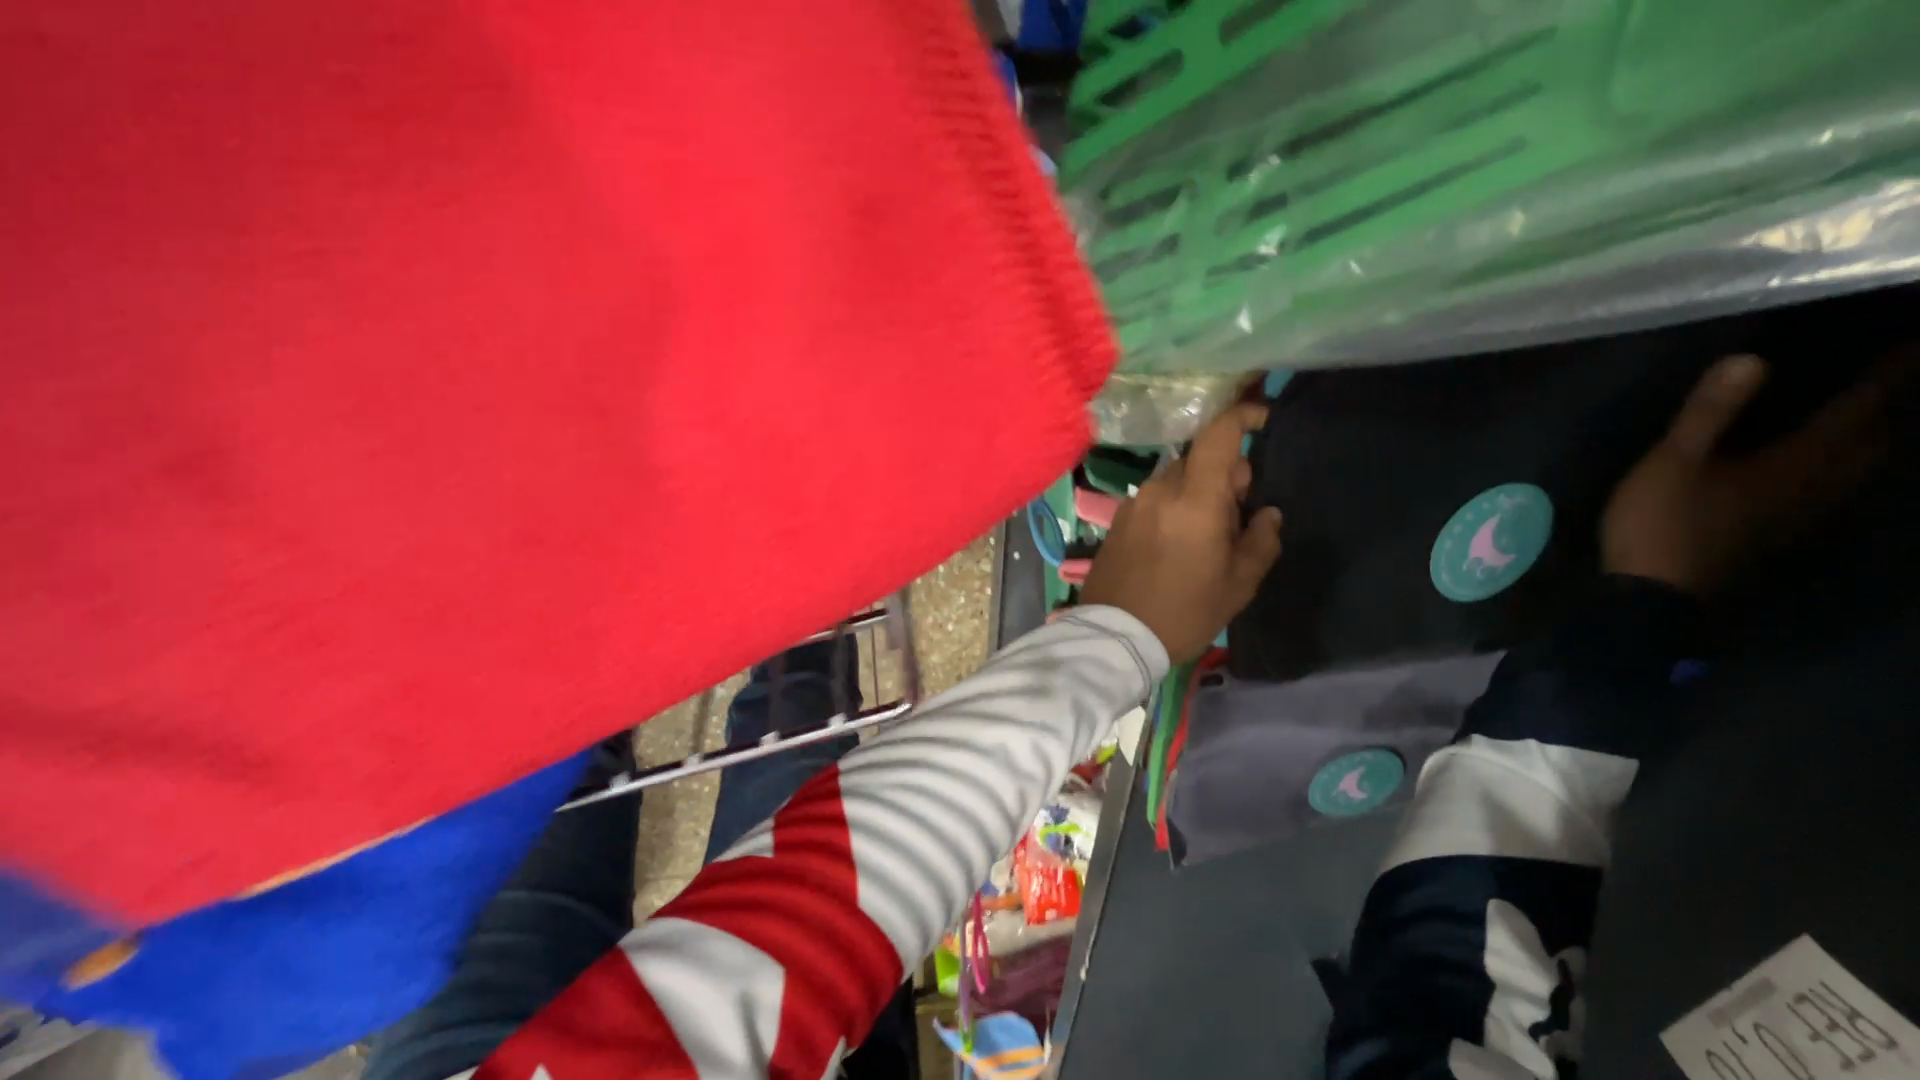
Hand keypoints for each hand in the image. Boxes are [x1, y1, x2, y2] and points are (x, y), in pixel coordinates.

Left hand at [1080, 403, 1284, 661]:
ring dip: (1198, 493)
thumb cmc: (1184, 613)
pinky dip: (1174, 506)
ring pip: (1176, 479)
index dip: (1243, 416)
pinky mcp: (1117, 519)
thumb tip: (1267, 513)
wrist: (1114, 638)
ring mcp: (1134, 503)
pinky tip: (1179, 544)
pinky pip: (1156, 498)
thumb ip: (1261, 541)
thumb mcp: (1238, 585)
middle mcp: (1160, 489)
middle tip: (1240, 515)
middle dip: (1225, 475)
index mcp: (1194, 499)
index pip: (1218, 434)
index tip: (1263, 420)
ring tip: (1208, 537)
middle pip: (1199, 459)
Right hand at [1603, 353, 1897, 594]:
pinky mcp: (1779, 535)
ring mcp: (1799, 518)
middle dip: (1887, 408)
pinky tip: (1822, 468)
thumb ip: (1709, 413)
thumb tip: (1751, 358)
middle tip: (1891, 378)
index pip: (1858, 411)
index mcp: (1795, 465)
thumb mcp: (1672, 462)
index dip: (1890, 375)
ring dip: (1870, 441)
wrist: (1652, 595)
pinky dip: (1841, 469)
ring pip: (1858, 472)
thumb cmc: (1661, 523)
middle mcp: (1814, 489)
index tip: (1913, 344)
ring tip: (1864, 418)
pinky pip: (1833, 493)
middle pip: (1872, 443)